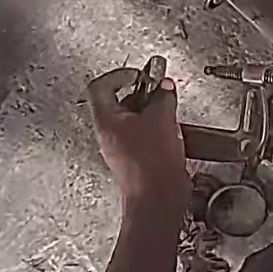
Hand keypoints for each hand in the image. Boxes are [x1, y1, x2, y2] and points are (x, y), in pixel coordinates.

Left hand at [87, 67, 188, 210]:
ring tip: (167, 110)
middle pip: (117, 102)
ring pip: (132, 120)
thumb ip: (163, 96)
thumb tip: (165, 86)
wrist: (159, 197)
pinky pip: (142, 135)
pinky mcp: (136, 159)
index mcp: (106, 121)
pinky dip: (155, 127)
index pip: (101, 87)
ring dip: (150, 111)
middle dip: (140, 93)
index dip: (119, 75)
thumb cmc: (152, 164)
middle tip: (157, 89)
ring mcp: (121, 148)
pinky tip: (171, 131)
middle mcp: (109, 134)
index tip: (139, 74)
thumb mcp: (162, 118)